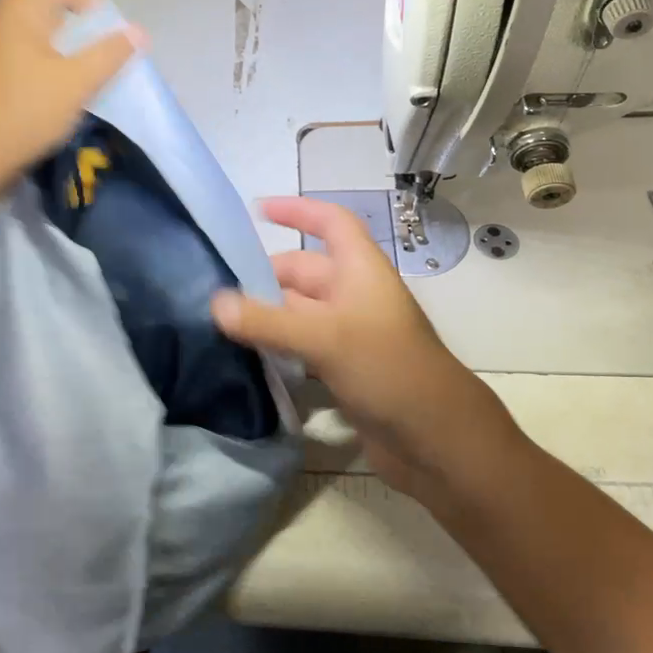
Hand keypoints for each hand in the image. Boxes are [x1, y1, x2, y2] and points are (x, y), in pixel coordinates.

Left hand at [0, 0, 140, 194]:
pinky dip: (37, 56)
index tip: (105, 42)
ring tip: (72, 79)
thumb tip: (138, 32)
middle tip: (93, 61)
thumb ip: (111, 54)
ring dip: (59, 43)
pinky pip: (14, 42)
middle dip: (79, 24)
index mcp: (17, 2)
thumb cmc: (22, 115)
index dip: (96, 2)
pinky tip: (43, 90)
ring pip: (31, 22)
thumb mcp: (76, 85)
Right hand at [210, 197, 518, 500]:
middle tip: (215, 288)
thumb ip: (267, 321)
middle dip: (265, 275)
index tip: (257, 210)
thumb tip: (214, 303)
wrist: (437, 441)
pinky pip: (302, 348)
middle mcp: (354, 297)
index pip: (331, 224)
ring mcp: (350, 336)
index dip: (298, 211)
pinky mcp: (344, 371)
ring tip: (218, 321)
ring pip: (299, 312)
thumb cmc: (389, 370)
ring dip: (266, 315)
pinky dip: (276, 347)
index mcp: (361, 271)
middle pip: (305, 272)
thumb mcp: (325, 339)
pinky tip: (244, 357)